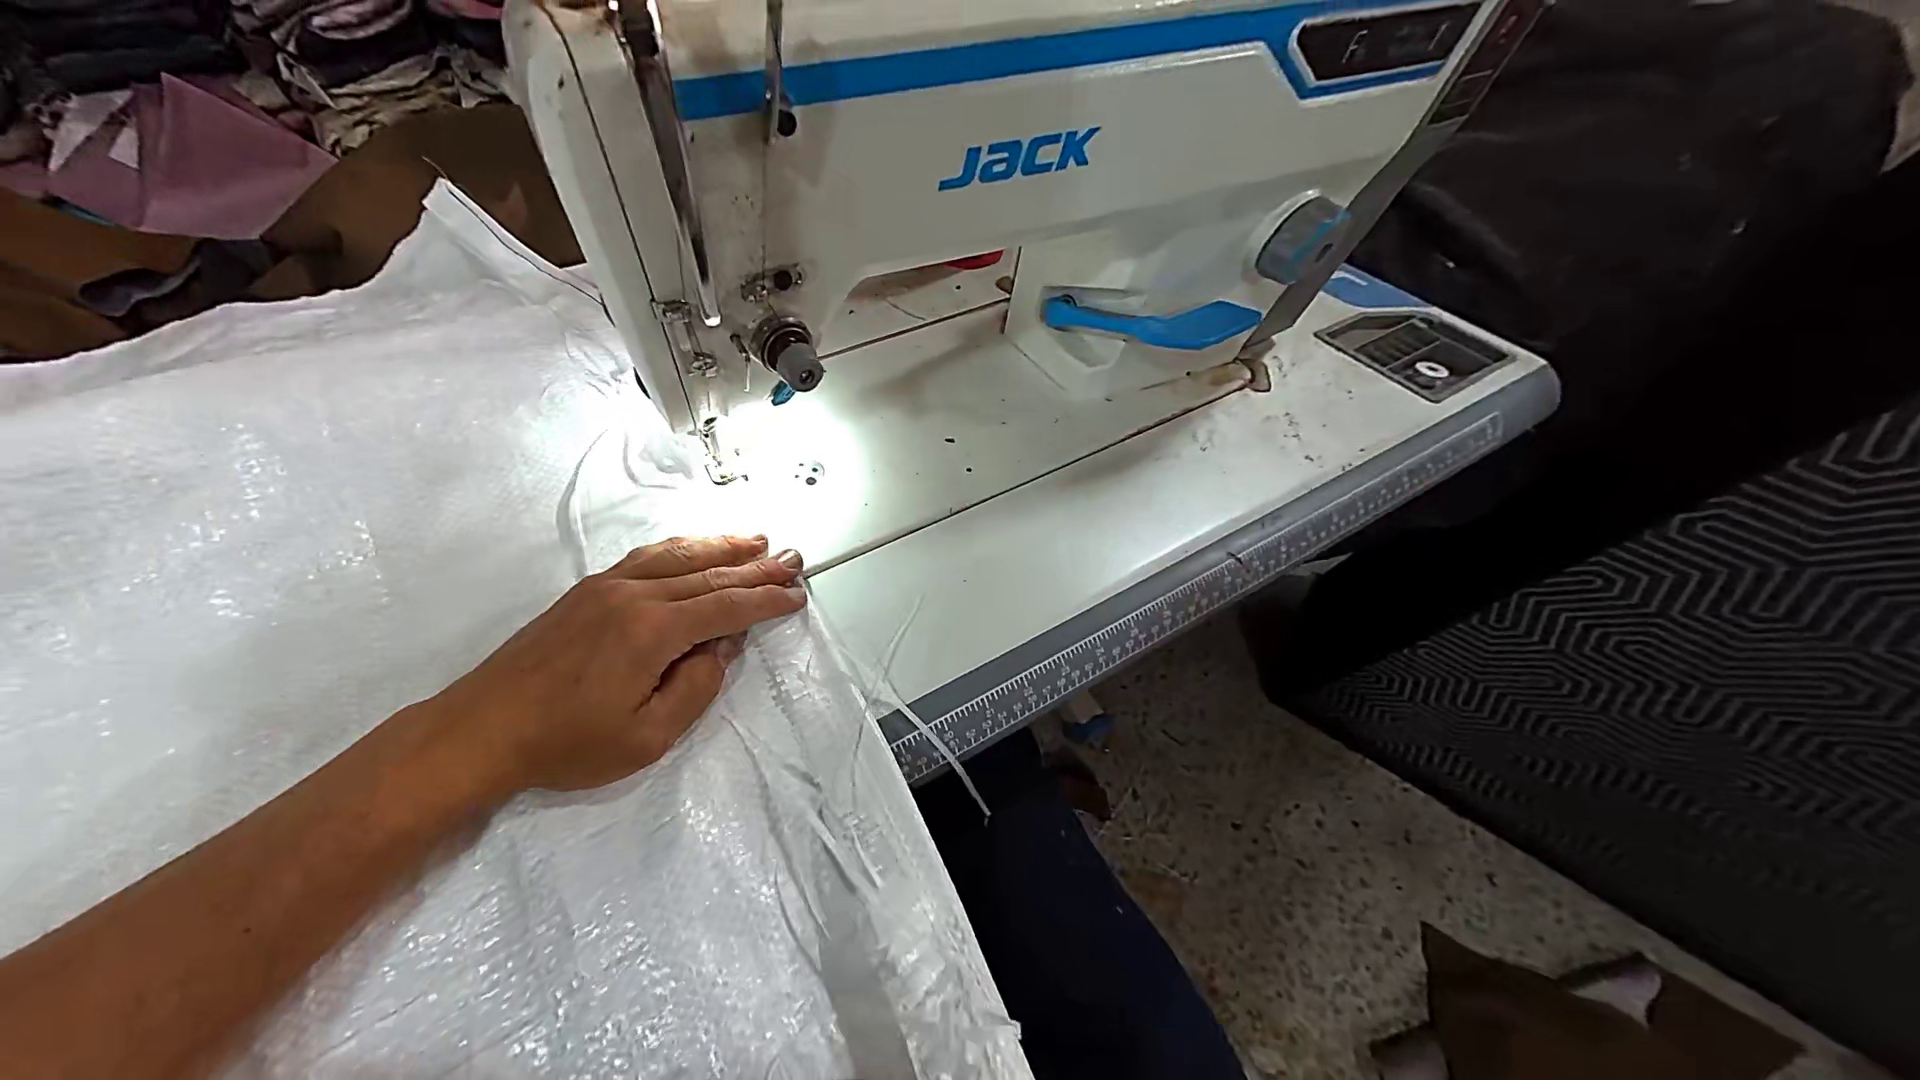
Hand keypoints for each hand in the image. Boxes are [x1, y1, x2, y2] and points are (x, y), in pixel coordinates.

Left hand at [424, 535, 806, 794]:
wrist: (479, 730)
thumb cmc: (567, 743)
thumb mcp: (648, 737)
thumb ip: (698, 686)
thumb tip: (723, 646)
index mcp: (652, 631)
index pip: (727, 607)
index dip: (767, 601)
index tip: (797, 596)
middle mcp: (634, 595)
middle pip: (710, 574)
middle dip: (758, 568)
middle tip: (794, 559)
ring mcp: (608, 586)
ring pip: (680, 556)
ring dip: (723, 547)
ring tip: (757, 540)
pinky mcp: (588, 589)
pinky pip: (648, 556)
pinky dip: (682, 547)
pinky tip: (697, 546)